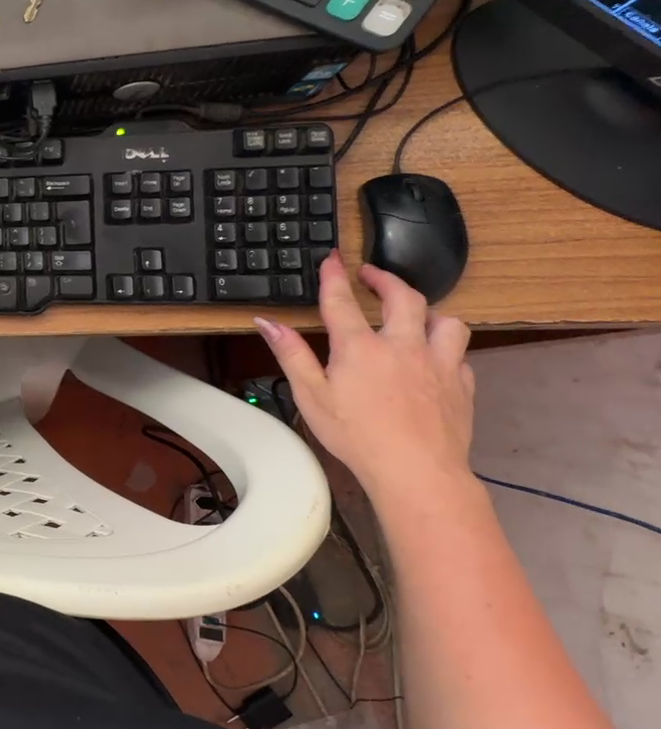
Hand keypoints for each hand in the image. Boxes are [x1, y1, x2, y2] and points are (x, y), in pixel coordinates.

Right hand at [255, 250, 476, 508]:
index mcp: (360, 348)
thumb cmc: (355, 434)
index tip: (333, 257)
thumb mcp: (310, 394)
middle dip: (387, 280)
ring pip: (447, 321)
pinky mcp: (462, 385)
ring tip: (413, 313)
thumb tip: (267, 322)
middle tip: (372, 274)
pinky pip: (460, 353)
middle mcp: (403, 346)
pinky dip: (445, 346)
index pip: (343, 301)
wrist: (417, 471)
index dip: (335, 275)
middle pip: (404, 298)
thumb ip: (290, 353)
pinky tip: (432, 356)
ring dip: (428, 311)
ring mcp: (439, 364)